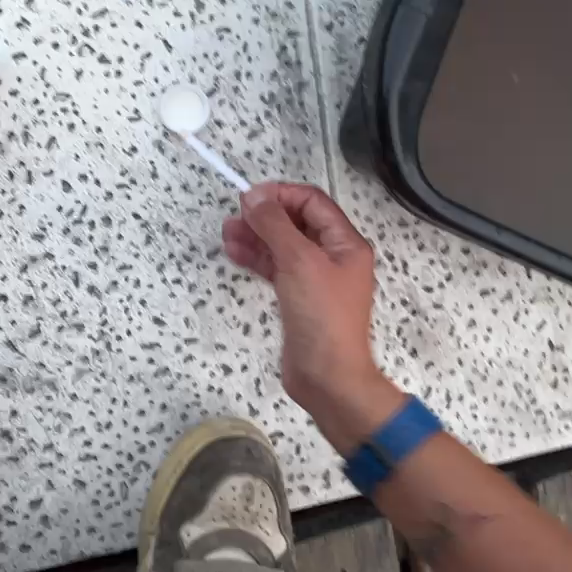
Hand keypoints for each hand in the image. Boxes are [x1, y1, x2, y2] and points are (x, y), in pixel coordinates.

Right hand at [223, 183, 396, 432]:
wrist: (328, 377)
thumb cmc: (320, 315)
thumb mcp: (298, 261)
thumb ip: (275, 225)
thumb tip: (254, 196)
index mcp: (345, 243)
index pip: (312, 202)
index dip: (281, 194)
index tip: (250, 197)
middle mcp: (333, 256)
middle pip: (296, 222)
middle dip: (264, 215)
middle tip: (235, 215)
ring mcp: (315, 278)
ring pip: (282, 245)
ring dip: (255, 236)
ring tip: (227, 232)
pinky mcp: (298, 298)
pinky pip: (276, 268)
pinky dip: (256, 258)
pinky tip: (234, 252)